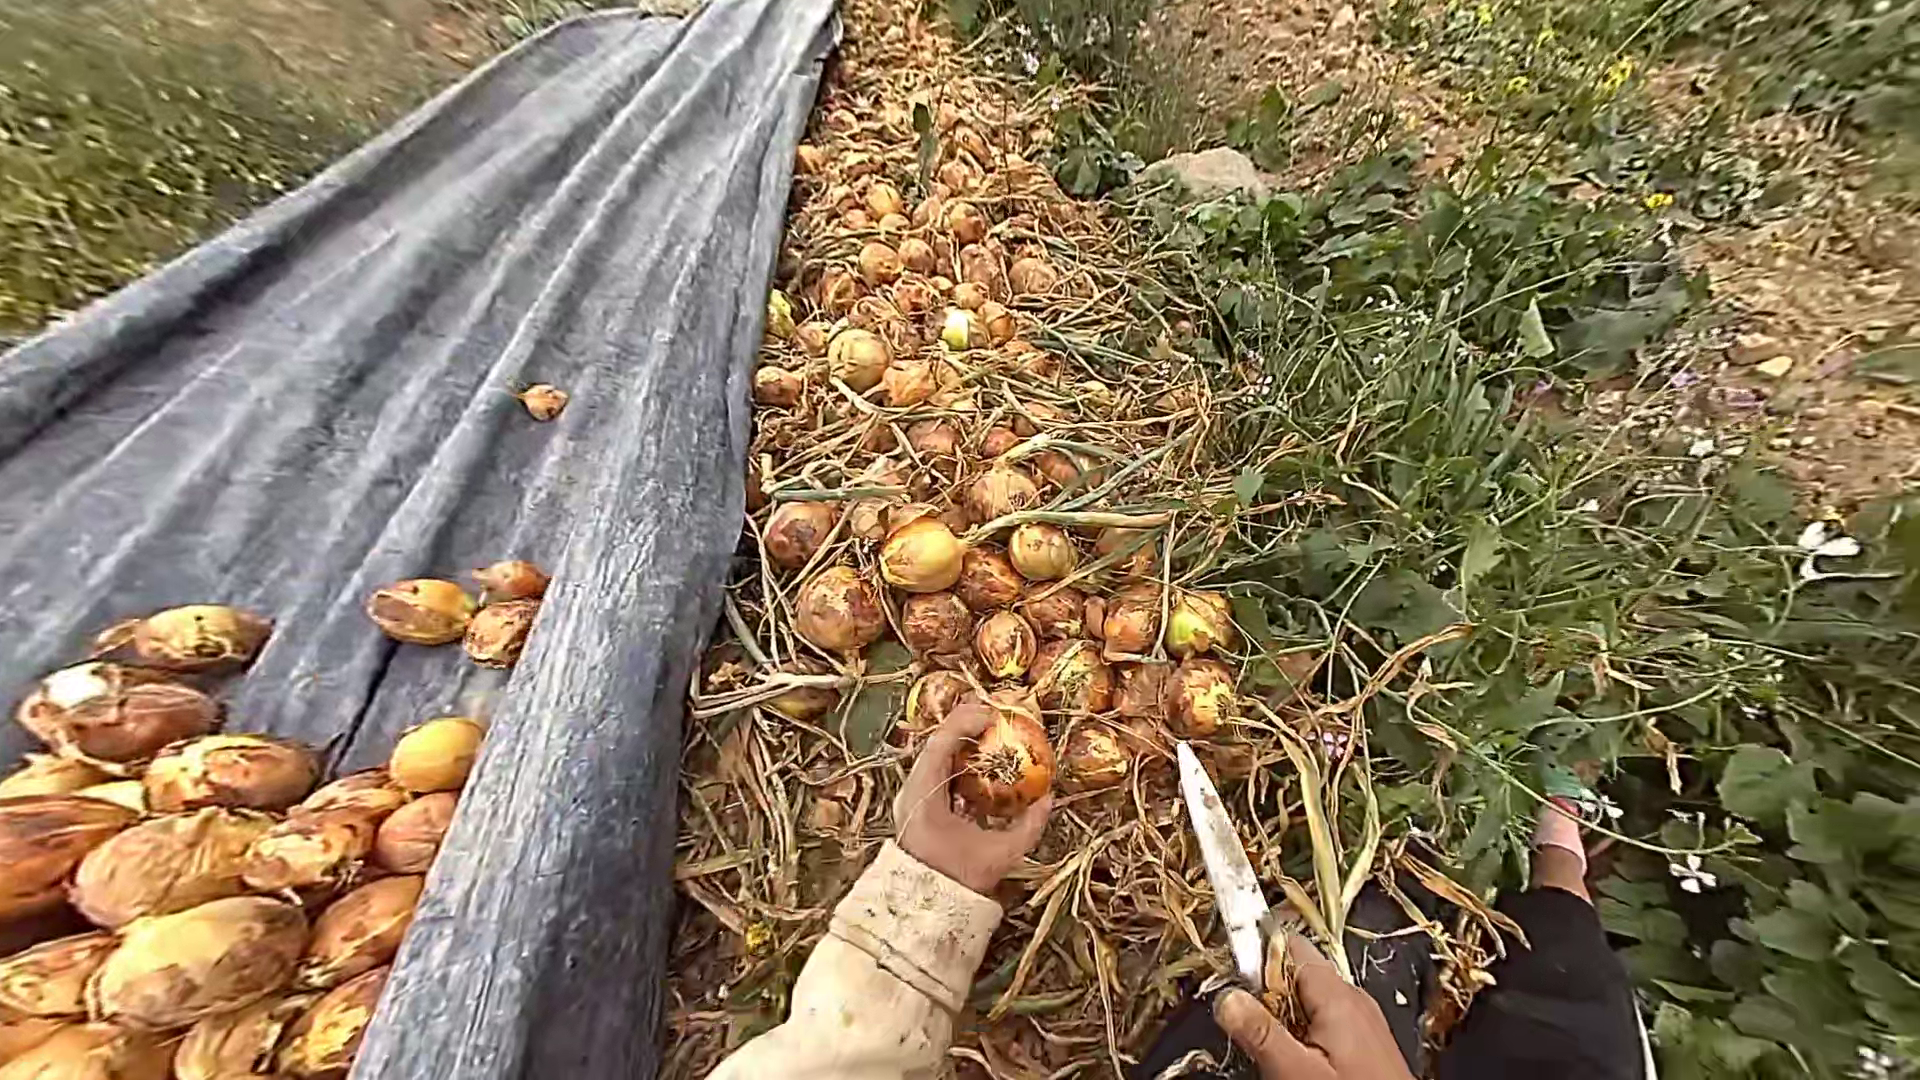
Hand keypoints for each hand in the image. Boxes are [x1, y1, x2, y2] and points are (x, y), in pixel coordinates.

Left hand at [893, 702, 1050, 895]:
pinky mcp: (916, 800)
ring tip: (990, 730)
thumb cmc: (956, 883)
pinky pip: (937, 767)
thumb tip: (1048, 799)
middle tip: (996, 715)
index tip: (994, 715)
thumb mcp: (997, 856)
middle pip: (937, 740)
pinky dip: (957, 756)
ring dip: (961, 737)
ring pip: (936, 751)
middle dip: (966, 723)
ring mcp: (911, 793)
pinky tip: (979, 759)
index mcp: (925, 793)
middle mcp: (913, 787)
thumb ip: (1027, 828)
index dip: (966, 722)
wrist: (920, 912)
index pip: (941, 743)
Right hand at [1214, 933, 1413, 1079]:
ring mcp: (1366, 1024)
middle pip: (1295, 971)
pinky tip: (1302, 1066)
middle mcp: (1354, 998)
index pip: (1285, 943)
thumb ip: (1260, 1032)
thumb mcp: (1299, 1075)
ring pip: (1308, 1000)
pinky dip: (1306, 1035)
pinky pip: (1326, 1024)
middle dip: (1267, 993)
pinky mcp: (1370, 1050)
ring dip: (1285, 1018)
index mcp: (1338, 992)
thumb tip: (1224, 996)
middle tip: (1254, 1030)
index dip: (1255, 957)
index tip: (1235, 985)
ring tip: (1276, 1053)